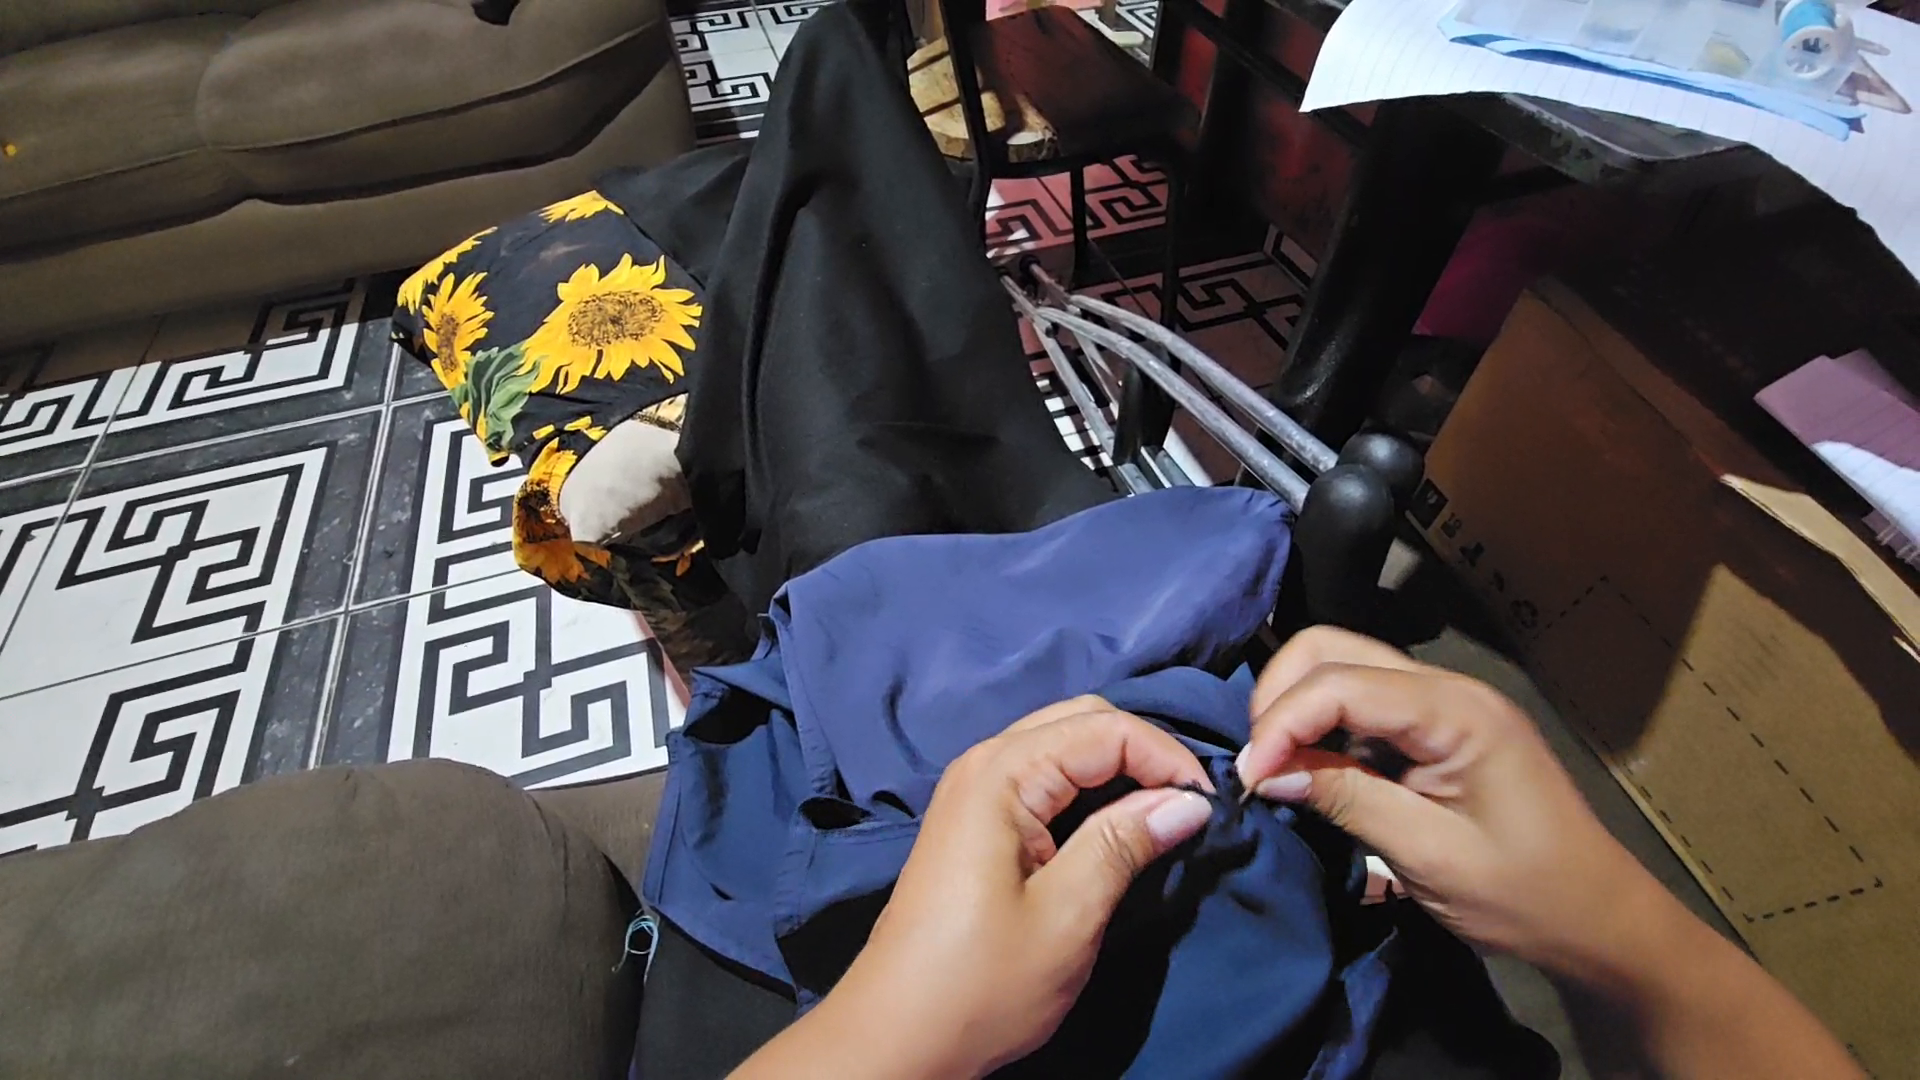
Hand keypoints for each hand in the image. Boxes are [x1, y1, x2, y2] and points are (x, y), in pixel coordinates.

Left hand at [732, 697, 1215, 1079]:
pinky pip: (1044, 773)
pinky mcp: (977, 813)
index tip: (1208, 806)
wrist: (896, 1032)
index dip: (1164, 756)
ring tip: (1161, 814)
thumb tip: (1189, 802)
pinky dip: (1089, 786)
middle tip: (1186, 806)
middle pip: (1081, 721)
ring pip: (1064, 742)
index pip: (1103, 729)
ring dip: (1117, 767)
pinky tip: (1113, 822)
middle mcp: (985, 760)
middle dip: (1142, 751)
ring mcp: (976, 784)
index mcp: (1002, 772)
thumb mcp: (1067, 916)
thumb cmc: (982, 980)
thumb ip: (1124, 844)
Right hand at [1234, 627, 1861, 1079]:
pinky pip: (1353, 695)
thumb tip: (1264, 773)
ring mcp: (1438, 699)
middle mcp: (1444, 686)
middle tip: (1262, 761)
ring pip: (1335, 663)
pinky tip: (1309, 761)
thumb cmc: (1530, 897)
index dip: (1281, 723)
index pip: (1339, 684)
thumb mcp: (1429, 856)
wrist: (1607, 926)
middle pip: (1328, 650)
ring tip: (1279, 762)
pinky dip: (1316, 720)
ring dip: (1293, 705)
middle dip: (1279, 697)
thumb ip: (1343, 798)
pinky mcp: (1429, 720)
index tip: (1252, 777)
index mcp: (1456, 711)